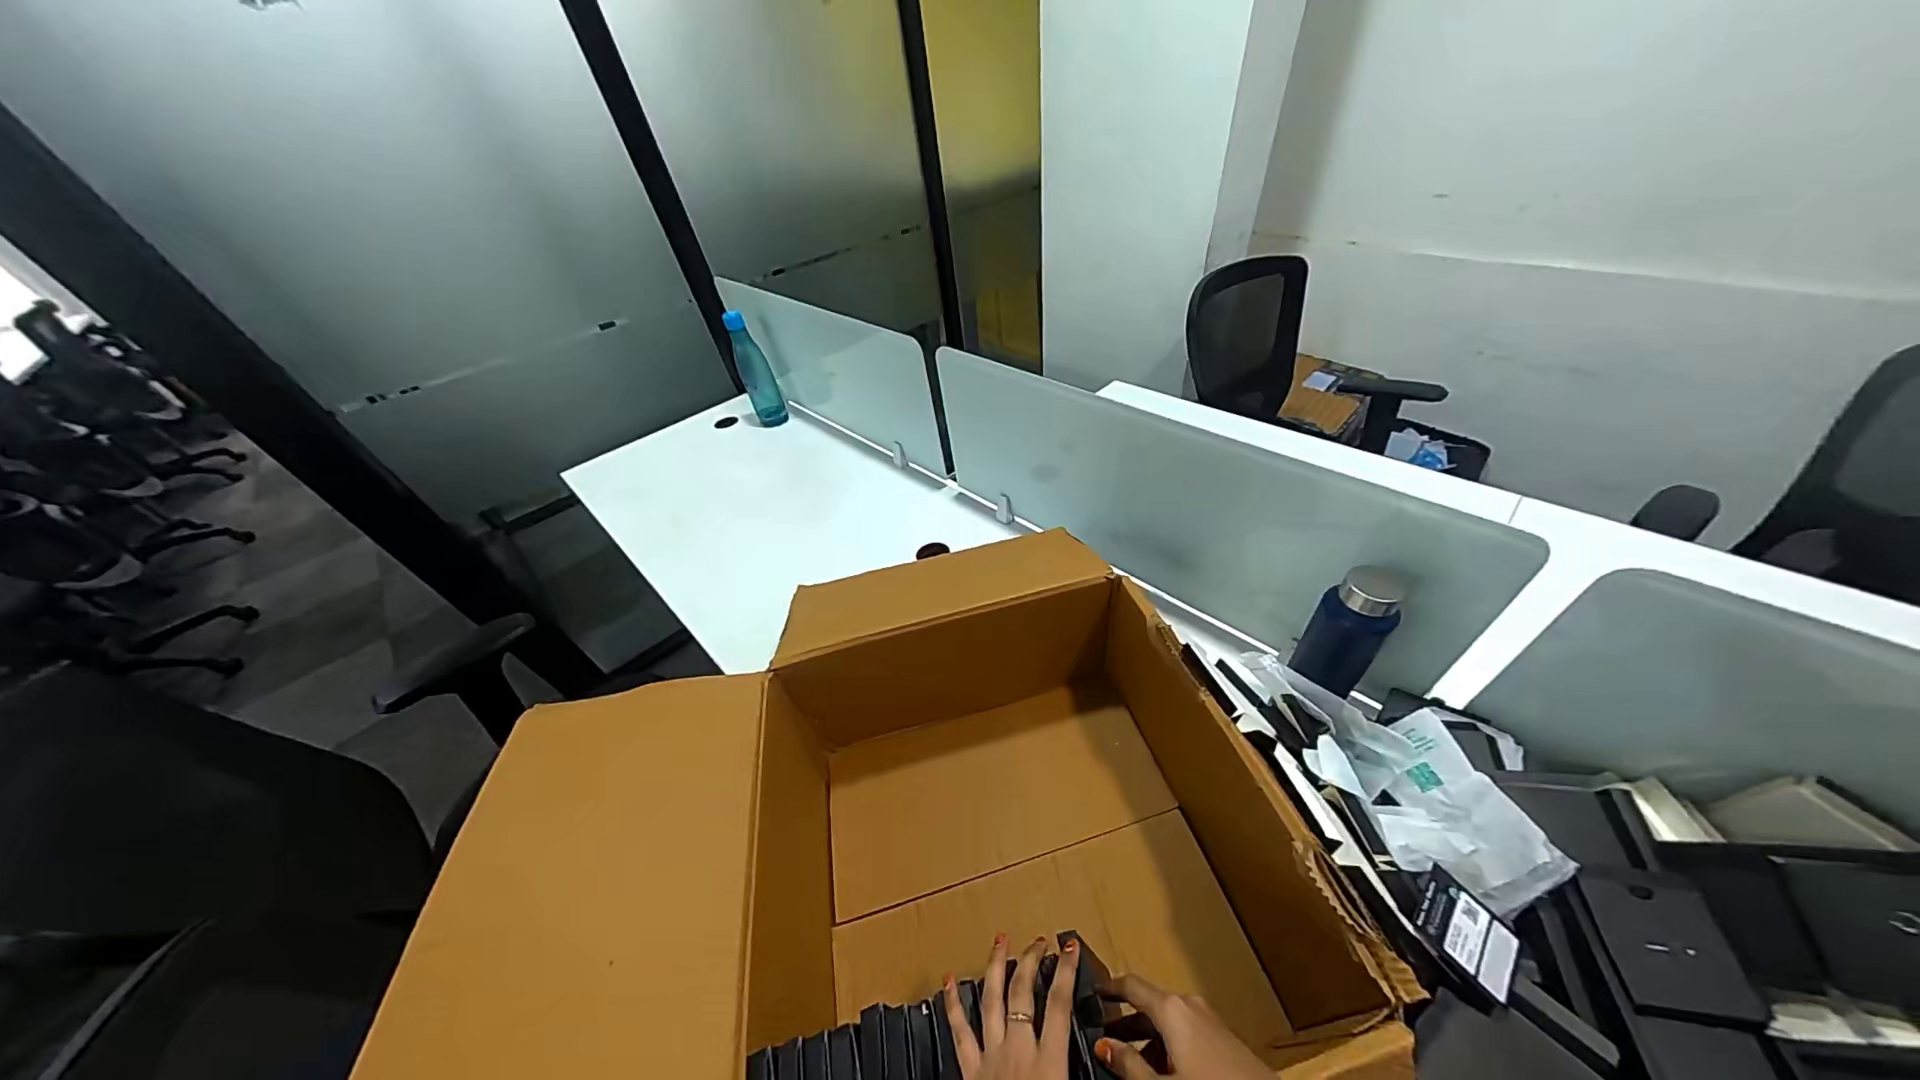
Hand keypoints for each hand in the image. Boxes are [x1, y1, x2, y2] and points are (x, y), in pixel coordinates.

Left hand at [943, 933, 1080, 1079]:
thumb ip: (1084, 1073)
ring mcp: (991, 1058)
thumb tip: (1104, 1057)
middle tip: (1038, 939)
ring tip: (1000, 939)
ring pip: (991, 1000)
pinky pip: (959, 1032)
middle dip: (1031, 960)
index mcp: (1049, 1063)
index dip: (1065, 971)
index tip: (1069, 946)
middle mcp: (1018, 1051)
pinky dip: (952, 1004)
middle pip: (1023, 993)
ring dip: (995, 966)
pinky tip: (948, 980)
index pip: (1059, 1004)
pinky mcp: (970, 1072)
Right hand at [1094, 973, 1271, 1079]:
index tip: (1090, 994)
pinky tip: (1166, 1075)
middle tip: (1104, 1041)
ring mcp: (1210, 1022)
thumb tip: (1102, 1044)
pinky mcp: (1225, 1041)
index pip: (1131, 985)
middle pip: (1149, 1006)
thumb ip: (1129, 1064)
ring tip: (1133, 1067)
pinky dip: (1170, 1049)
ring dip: (1148, 1041)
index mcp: (1171, 1008)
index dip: (1109, 989)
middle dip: (1126, 1025)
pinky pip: (1187, 1035)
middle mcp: (1189, 1005)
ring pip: (1168, 1024)